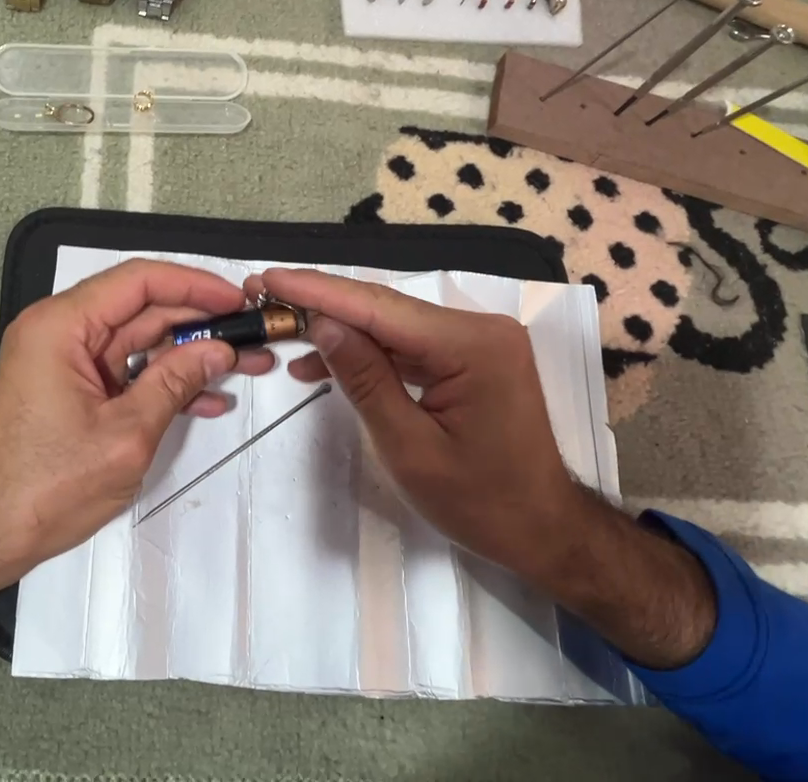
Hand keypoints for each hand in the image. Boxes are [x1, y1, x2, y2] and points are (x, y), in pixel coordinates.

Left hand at [0, 259, 275, 585]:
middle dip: (200, 323)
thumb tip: (219, 350)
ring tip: (245, 366)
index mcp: (60, 326)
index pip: (138, 281)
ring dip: (189, 354)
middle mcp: (59, 331)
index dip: (193, 285)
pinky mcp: (74, 387)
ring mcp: (66, 360)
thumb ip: (175, 382)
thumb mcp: (126, 434)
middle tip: (251, 336)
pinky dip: (164, 381)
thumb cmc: (45, 487)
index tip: (236, 299)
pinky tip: (207, 398)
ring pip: (140, 339)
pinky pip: (127, 370)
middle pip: (142, 308)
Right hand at [247, 267, 580, 581]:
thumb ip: (364, 379)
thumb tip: (321, 324)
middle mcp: (478, 328)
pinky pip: (408, 344)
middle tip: (264, 294)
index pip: (378, 307)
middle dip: (321, 303)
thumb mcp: (408, 447)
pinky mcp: (471, 356)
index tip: (268, 277)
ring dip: (339, 328)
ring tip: (283, 329)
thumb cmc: (480, 502)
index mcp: (471, 346)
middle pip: (384, 308)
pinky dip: (367, 352)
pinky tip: (323, 361)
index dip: (317, 291)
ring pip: (392, 324)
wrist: (544, 530)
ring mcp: (477, 340)